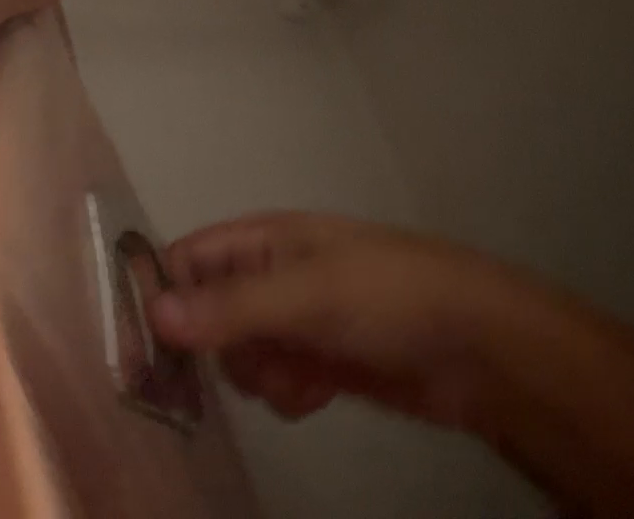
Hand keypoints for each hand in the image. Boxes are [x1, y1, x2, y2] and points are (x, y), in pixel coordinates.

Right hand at [147, 211, 535, 427]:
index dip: (164, 294)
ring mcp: (295, 322)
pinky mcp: (319, 362)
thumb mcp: (306, 293)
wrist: (482, 351)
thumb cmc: (386, 296)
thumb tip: (152, 315)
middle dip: (217, 346)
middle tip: (240, 364)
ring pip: (239, 355)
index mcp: (260, 241)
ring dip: (259, 373)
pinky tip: (318, 393)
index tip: (151, 342)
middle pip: (205, 314)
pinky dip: (289, 391)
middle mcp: (269, 277)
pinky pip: (275, 382)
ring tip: (297, 376)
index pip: (185, 259)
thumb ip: (229, 307)